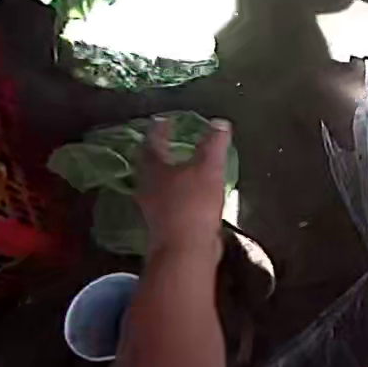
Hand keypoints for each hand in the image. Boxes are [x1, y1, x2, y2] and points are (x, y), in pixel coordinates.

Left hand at [137, 117, 231, 259]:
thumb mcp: (209, 169)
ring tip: (182, 164)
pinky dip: (177, 188)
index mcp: (154, 168)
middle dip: (160, 150)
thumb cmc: (194, 204)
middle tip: (169, 140)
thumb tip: (220, 122)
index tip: (165, 119)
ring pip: (158, 180)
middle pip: (150, 162)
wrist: (186, 247)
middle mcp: (148, 184)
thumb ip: (214, 145)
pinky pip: (168, 196)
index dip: (160, 129)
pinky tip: (190, 190)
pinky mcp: (165, 219)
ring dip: (168, 170)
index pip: (153, 142)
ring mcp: (154, 204)